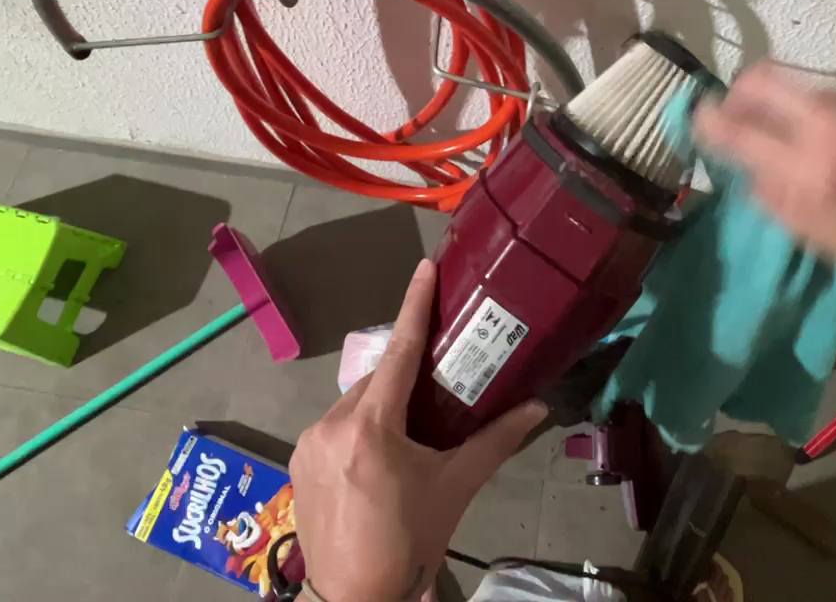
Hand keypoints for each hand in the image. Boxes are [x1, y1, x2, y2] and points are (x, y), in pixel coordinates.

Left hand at [291, 259, 546, 601]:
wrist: (353, 601)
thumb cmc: (409, 541)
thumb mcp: (455, 487)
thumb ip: (495, 441)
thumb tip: (537, 407)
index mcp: (371, 426)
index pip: (401, 352)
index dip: (416, 305)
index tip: (426, 267)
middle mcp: (332, 424)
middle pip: (379, 381)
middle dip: (406, 379)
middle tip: (434, 392)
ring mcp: (308, 442)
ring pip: (355, 402)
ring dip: (382, 406)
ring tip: (408, 436)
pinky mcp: (298, 460)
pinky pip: (336, 425)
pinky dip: (359, 427)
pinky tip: (377, 456)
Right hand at [692, 64, 835, 310]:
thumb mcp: (804, 228)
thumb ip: (763, 183)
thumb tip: (736, 148)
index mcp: (809, 172)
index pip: (736, 128)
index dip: (708, 118)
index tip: (699, 113)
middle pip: (763, 77)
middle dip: (742, 90)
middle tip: (742, 106)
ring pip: (810, 82)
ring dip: (801, 105)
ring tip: (820, 135)